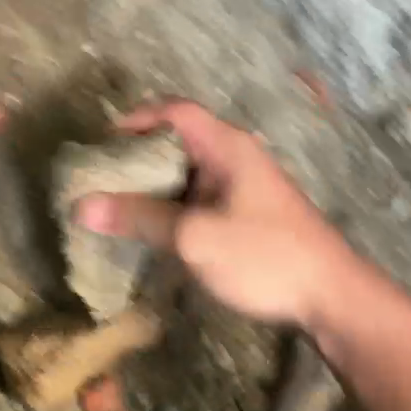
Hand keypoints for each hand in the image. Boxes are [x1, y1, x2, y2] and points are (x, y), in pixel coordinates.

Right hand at [74, 100, 364, 326]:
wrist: (329, 297)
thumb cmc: (264, 257)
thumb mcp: (194, 237)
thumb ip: (139, 218)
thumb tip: (81, 206)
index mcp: (228, 149)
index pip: (176, 113)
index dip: (136, 120)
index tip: (100, 145)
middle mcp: (234, 160)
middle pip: (176, 143)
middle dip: (134, 158)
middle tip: (96, 181)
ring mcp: (240, 191)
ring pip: (184, 177)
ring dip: (148, 188)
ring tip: (110, 208)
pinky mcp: (242, 218)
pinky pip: (194, 202)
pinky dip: (166, 210)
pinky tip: (146, 232)